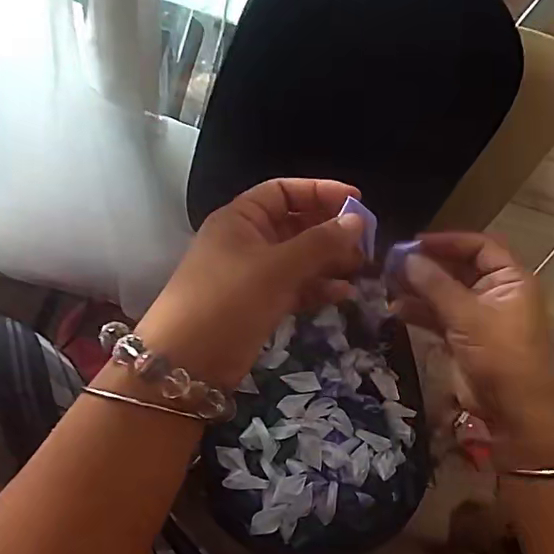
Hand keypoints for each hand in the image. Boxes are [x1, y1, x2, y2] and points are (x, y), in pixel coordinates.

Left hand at [136, 179, 367, 388]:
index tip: (358, 201)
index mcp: (241, 218)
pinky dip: (317, 289)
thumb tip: (356, 221)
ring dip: (328, 262)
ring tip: (362, 269)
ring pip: (297, 258)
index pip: (284, 191)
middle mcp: (246, 240)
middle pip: (294, 224)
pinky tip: (343, 294)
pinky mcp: (257, 304)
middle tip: (366, 243)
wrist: (187, 363)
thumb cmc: (228, 301)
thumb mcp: (277, 267)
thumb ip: (320, 243)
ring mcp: (251, 274)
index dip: (321, 191)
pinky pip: (293, 287)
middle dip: (330, 231)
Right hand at [390, 233, 553, 451]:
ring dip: (419, 289)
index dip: (447, 241)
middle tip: (393, 263)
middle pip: (459, 268)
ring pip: (446, 293)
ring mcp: (481, 316)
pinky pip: (441, 316)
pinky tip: (396, 309)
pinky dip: (421, 312)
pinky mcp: (466, 337)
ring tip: (388, 284)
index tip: (414, 243)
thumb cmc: (499, 354)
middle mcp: (497, 292)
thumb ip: (433, 284)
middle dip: (427, 266)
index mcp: (511, 279)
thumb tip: (405, 258)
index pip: (479, 246)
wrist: (513, 410)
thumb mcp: (466, 314)